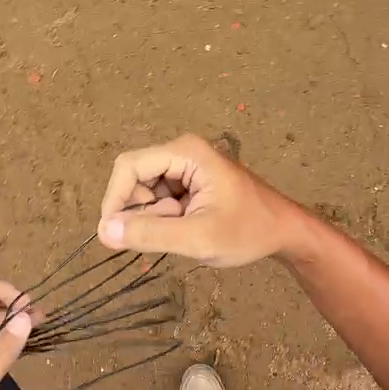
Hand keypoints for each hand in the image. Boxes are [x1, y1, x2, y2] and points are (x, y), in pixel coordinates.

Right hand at [97, 133, 308, 266]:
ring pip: (145, 191)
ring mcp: (185, 166)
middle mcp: (181, 151)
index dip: (115, 199)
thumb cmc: (247, 231)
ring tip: (185, 232)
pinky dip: (164, 219)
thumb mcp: (198, 238)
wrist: (284, 232)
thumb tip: (104, 231)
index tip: (114, 235)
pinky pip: (159, 198)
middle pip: (135, 178)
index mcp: (184, 152)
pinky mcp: (188, 182)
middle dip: (140, 211)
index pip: (128, 166)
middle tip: (165, 237)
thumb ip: (150, 233)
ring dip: (154, 217)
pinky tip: (188, 229)